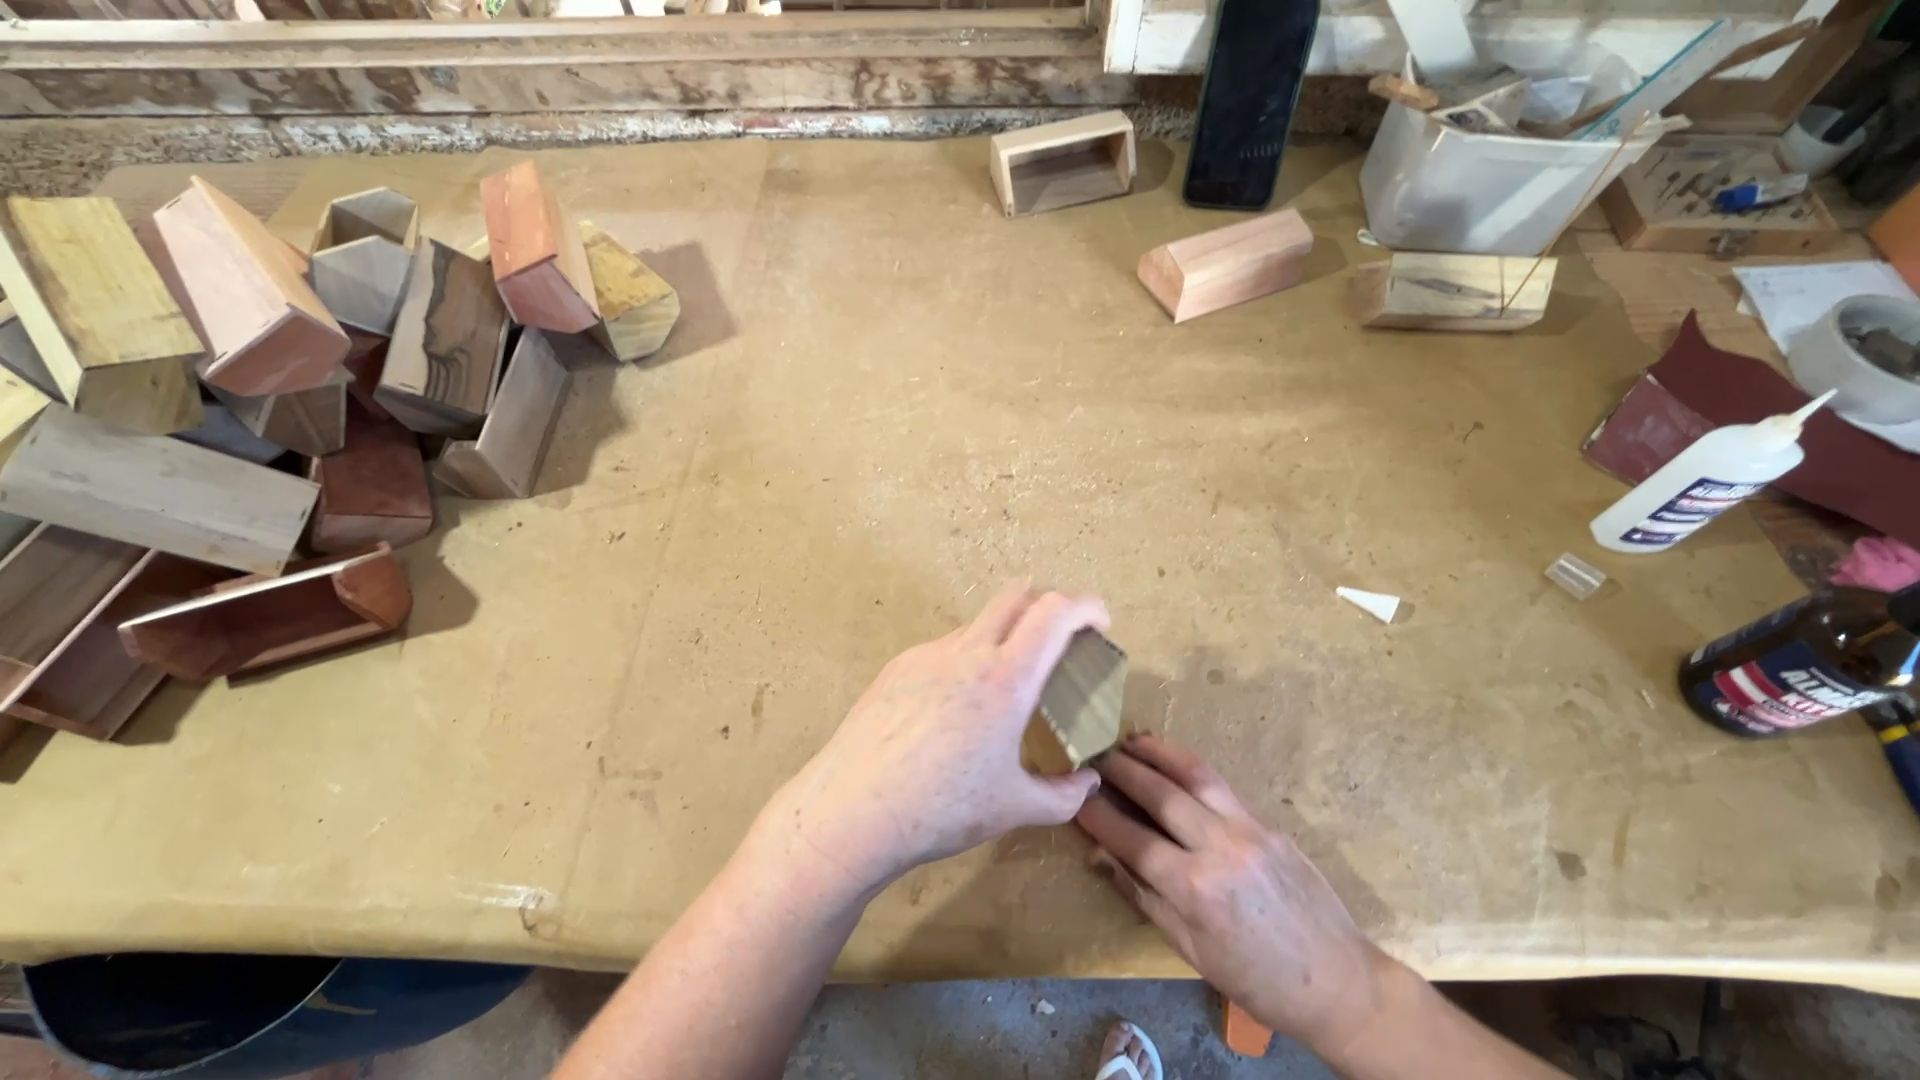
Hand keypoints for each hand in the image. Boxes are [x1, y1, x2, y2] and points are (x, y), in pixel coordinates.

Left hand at [761, 581, 1108, 893]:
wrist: (852, 811)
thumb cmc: (942, 810)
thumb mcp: (1014, 808)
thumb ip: (1063, 796)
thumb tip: (1088, 784)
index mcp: (1005, 678)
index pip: (1054, 612)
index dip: (1086, 605)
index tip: (1100, 622)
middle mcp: (966, 653)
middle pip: (1015, 595)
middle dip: (1048, 603)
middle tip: (1061, 640)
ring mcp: (925, 656)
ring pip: (978, 623)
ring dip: (1006, 635)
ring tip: (1006, 688)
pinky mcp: (896, 669)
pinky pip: (944, 650)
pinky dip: (968, 660)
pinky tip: (956, 710)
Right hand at [1076, 734, 1395, 1060]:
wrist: (1336, 980)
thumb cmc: (1254, 978)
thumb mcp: (1189, 949)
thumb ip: (1142, 895)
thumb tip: (1099, 856)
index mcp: (1194, 889)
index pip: (1130, 838)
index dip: (1097, 815)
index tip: (1073, 797)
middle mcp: (1219, 848)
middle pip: (1159, 794)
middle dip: (1121, 771)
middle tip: (1094, 758)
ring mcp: (1249, 829)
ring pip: (1194, 775)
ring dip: (1157, 753)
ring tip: (1130, 740)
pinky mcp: (1269, 823)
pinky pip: (1221, 786)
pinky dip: (1189, 768)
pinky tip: (1173, 763)